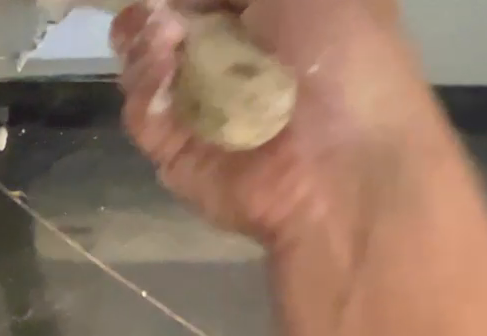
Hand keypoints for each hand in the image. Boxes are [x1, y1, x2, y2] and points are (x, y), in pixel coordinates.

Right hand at [112, 0, 453, 246]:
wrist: (335, 168)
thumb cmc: (343, 60)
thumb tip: (180, 4)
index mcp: (278, 13)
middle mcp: (233, 58)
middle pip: (169, 23)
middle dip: (157, 8)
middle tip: (156, 7)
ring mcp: (197, 107)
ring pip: (146, 65)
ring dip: (145, 43)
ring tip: (162, 39)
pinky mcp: (172, 151)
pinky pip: (143, 112)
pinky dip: (145, 87)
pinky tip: (159, 69)